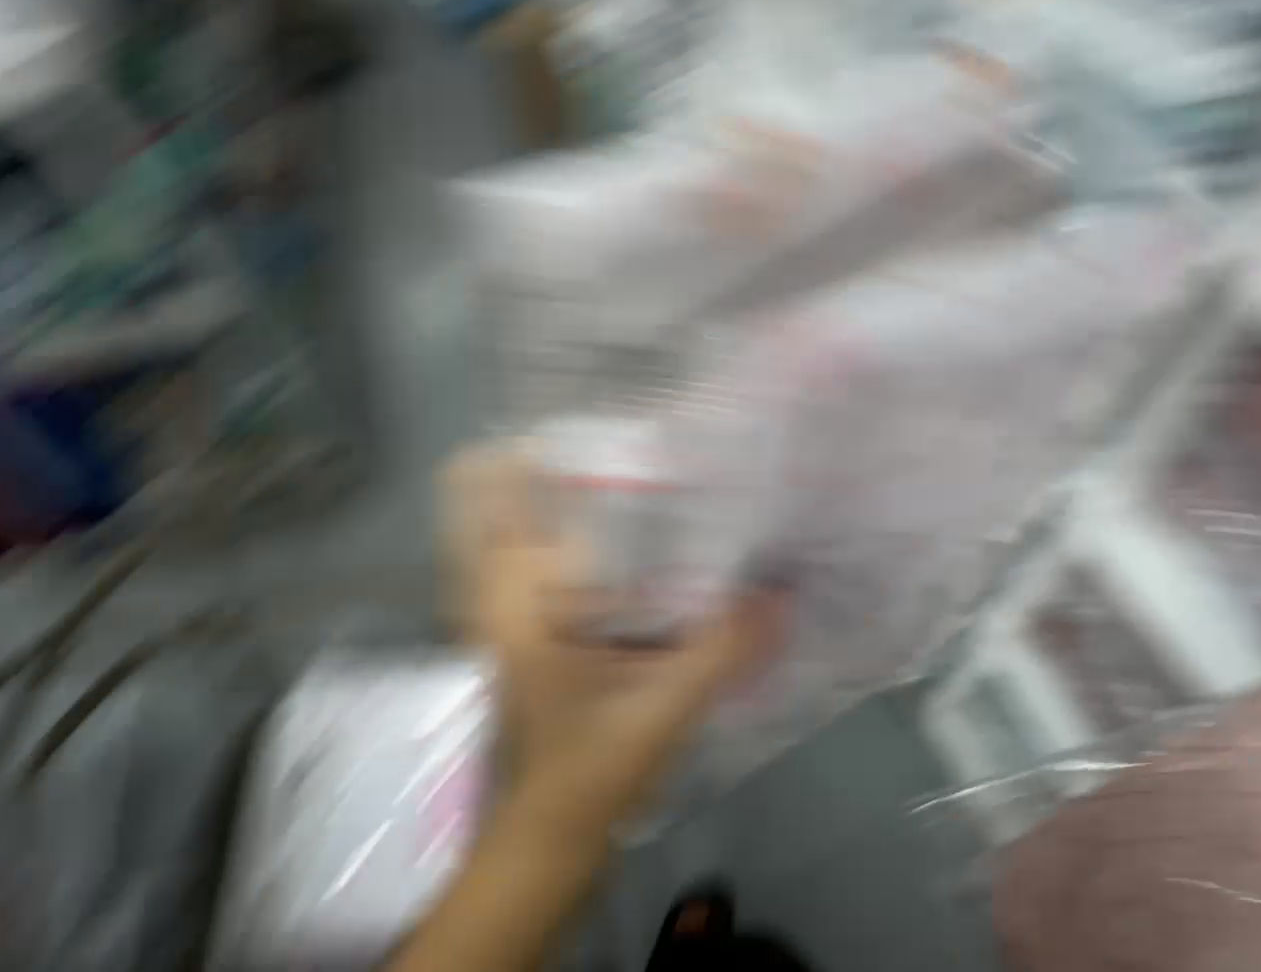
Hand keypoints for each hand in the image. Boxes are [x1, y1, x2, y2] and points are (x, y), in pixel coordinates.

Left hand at [442, 444, 780, 837]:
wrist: (552, 834)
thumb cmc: (591, 769)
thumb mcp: (664, 707)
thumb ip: (723, 648)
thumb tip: (782, 595)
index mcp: (513, 601)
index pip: (491, 497)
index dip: (526, 449)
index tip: (586, 425)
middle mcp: (492, 598)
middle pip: (478, 500)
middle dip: (533, 463)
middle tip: (606, 445)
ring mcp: (496, 618)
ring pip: (491, 530)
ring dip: (536, 496)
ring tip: (605, 476)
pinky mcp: (515, 636)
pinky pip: (514, 564)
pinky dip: (545, 536)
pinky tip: (606, 540)